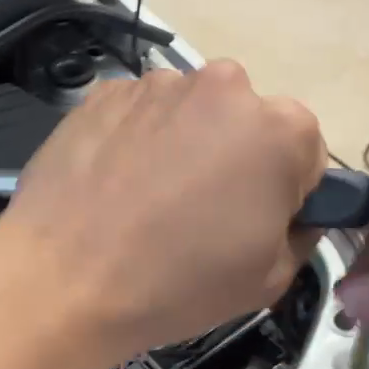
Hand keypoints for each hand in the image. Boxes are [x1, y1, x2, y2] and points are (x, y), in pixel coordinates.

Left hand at [0, 60, 325, 368]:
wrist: (63, 278)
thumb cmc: (176, 283)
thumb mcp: (269, 279)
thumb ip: (301, 232)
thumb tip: (292, 212)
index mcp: (280, 128)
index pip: (305, 151)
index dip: (284, 190)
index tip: (253, 221)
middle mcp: (224, 86)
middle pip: (246, 121)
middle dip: (233, 156)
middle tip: (199, 212)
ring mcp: (157, 84)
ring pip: (189, 113)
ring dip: (182, 143)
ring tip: (147, 200)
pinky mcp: (104, 92)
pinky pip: (138, 113)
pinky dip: (134, 139)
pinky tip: (114, 185)